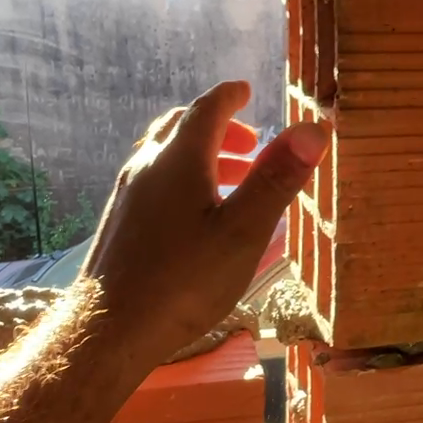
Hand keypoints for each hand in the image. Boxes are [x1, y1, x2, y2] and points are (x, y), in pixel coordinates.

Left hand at [80, 80, 327, 371]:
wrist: (108, 331)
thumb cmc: (184, 280)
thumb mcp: (244, 230)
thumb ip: (277, 178)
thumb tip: (314, 128)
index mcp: (178, 159)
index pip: (207, 108)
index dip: (230, 97)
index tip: (246, 91)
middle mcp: (147, 166)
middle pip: (182, 128)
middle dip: (219, 129)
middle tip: (250, 146)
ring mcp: (128, 194)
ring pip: (166, 156)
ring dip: (202, 157)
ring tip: (233, 182)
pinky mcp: (120, 222)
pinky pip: (156, 182)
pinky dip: (184, 180)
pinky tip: (199, 217)